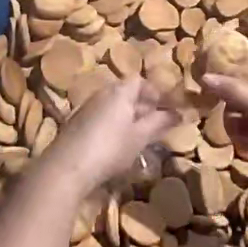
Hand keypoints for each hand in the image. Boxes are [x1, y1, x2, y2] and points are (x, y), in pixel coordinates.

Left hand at [40, 76, 178, 192]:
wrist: (68, 165)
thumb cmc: (110, 148)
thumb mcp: (140, 136)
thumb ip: (160, 122)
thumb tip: (179, 112)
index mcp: (118, 92)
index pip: (139, 81)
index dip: (154, 92)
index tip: (166, 109)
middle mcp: (101, 94)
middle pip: (125, 92)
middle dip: (143, 106)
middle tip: (158, 125)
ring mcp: (87, 107)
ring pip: (113, 106)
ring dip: (129, 117)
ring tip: (142, 137)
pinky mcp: (78, 122)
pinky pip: (102, 116)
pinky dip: (114, 124)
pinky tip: (119, 144)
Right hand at [202, 52, 247, 198]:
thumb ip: (234, 91)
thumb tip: (204, 76)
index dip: (245, 49)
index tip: (219, 52)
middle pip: (246, 78)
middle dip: (229, 86)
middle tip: (210, 89)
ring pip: (239, 102)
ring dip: (231, 114)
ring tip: (234, 127)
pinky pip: (241, 123)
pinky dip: (237, 130)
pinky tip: (241, 141)